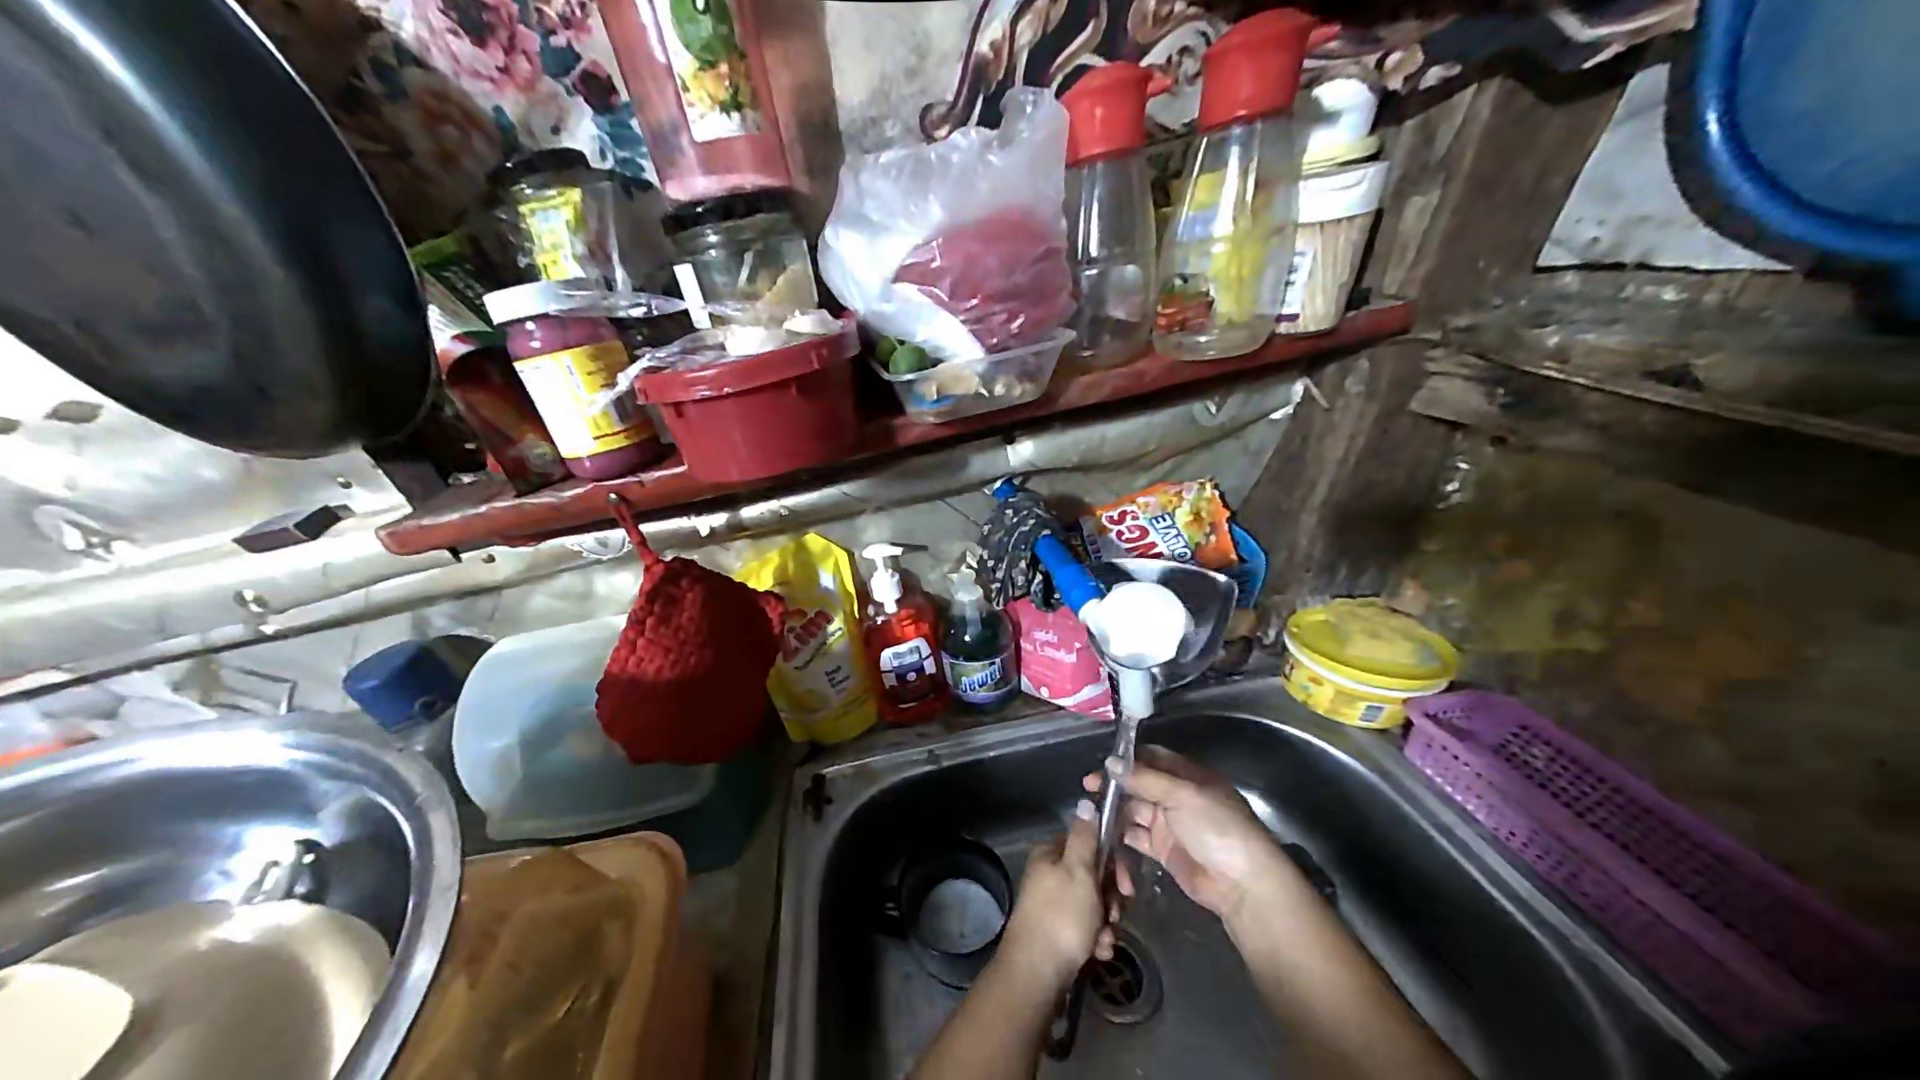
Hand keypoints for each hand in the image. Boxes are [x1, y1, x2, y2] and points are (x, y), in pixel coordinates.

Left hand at [998, 812, 1117, 988]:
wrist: (1036, 973)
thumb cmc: (1061, 916)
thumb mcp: (1078, 870)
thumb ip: (1085, 836)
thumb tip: (1085, 800)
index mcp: (1051, 854)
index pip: (1089, 843)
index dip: (1111, 861)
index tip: (1125, 881)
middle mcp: (1049, 875)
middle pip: (1094, 875)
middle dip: (1111, 897)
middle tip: (1114, 913)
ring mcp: (1053, 904)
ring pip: (1094, 904)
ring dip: (1105, 922)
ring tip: (1103, 938)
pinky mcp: (1058, 932)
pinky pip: (1086, 928)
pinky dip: (1096, 939)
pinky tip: (1097, 951)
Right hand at [1083, 746, 1287, 925]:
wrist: (1241, 884)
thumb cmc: (1216, 827)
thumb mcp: (1182, 795)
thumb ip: (1144, 778)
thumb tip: (1110, 763)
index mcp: (1187, 776)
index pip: (1152, 758)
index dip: (1126, 759)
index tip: (1102, 764)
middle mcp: (1177, 796)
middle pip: (1139, 784)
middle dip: (1115, 786)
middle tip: (1088, 789)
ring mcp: (1170, 824)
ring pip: (1134, 810)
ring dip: (1115, 810)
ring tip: (1091, 812)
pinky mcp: (1164, 849)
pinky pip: (1136, 837)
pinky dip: (1120, 836)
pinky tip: (1102, 835)